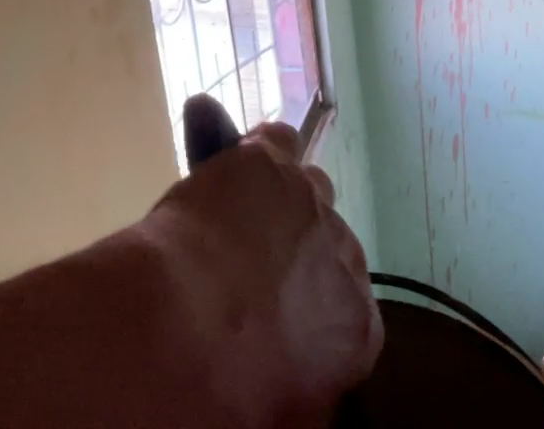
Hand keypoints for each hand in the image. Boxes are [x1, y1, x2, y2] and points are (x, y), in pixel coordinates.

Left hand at [141, 120, 382, 427]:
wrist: (186, 333)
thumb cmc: (229, 389)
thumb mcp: (284, 412)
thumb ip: (306, 389)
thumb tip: (299, 388)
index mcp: (357, 329)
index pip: (349, 300)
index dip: (313, 293)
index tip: (281, 296)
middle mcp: (346, 257)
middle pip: (329, 233)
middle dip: (297, 241)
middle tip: (251, 253)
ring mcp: (309, 203)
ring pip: (307, 185)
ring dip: (283, 192)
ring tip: (243, 201)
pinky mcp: (269, 167)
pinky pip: (276, 141)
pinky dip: (260, 144)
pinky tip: (239, 147)